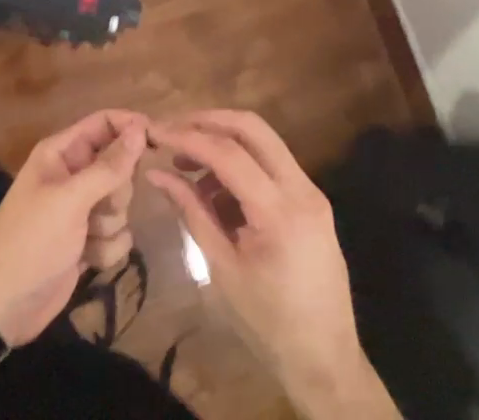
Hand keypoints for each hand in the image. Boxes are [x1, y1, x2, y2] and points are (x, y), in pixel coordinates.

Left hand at [0, 110, 147, 345]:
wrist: (6, 305)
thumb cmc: (32, 241)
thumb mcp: (70, 200)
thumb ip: (109, 166)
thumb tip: (139, 129)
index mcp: (60, 154)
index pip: (103, 123)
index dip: (130, 126)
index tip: (158, 139)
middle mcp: (71, 176)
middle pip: (119, 166)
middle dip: (118, 190)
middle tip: (99, 206)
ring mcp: (80, 210)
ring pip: (122, 204)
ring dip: (110, 224)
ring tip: (86, 237)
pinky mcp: (88, 241)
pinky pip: (118, 234)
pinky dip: (107, 248)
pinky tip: (86, 260)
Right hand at [148, 111, 393, 416]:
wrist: (325, 358)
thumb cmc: (267, 322)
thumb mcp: (222, 268)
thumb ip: (192, 213)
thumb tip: (157, 174)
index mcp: (280, 212)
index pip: (229, 154)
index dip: (187, 138)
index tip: (153, 133)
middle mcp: (303, 190)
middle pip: (254, 129)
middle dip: (208, 121)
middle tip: (170, 131)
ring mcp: (312, 194)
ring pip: (265, 143)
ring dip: (223, 142)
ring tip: (185, 166)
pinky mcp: (312, 203)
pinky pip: (273, 167)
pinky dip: (241, 165)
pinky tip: (213, 189)